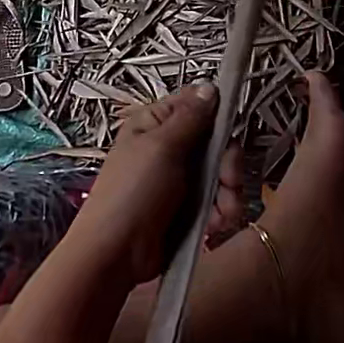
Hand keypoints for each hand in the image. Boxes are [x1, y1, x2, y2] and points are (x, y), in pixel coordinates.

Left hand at [68, 84, 243, 285]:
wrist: (115, 256)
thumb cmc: (132, 194)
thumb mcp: (161, 148)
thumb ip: (190, 118)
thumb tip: (210, 86)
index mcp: (156, 123)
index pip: (197, 105)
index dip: (218, 117)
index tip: (228, 135)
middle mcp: (170, 146)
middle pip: (217, 142)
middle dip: (228, 164)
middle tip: (227, 181)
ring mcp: (180, 179)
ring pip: (222, 173)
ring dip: (228, 193)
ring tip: (222, 213)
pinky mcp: (189, 208)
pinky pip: (218, 200)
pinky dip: (222, 212)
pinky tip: (215, 225)